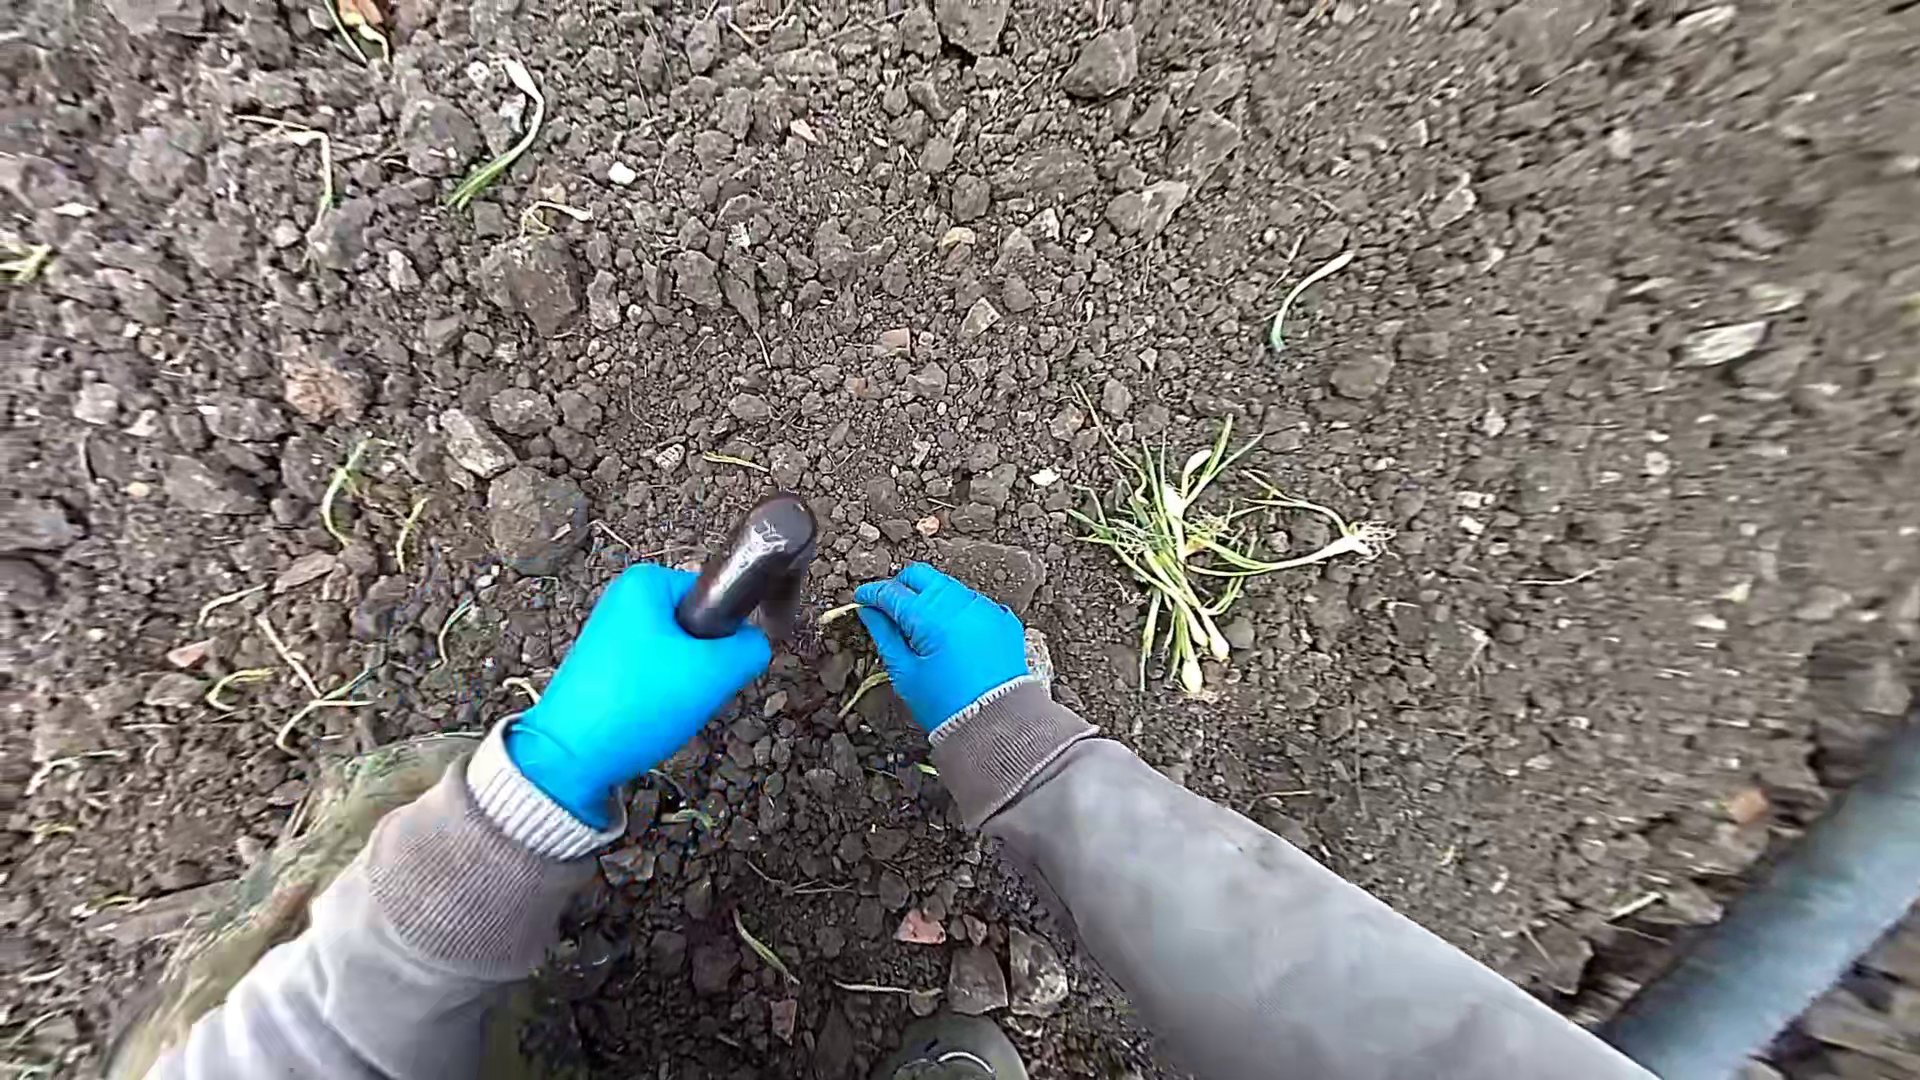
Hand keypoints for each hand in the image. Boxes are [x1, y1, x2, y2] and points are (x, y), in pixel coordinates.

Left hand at [507, 564, 770, 825]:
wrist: (570, 761)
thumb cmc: (641, 701)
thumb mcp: (717, 670)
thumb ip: (753, 646)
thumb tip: (754, 644)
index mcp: (646, 581)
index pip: (717, 596)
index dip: (728, 632)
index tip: (716, 663)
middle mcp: (625, 597)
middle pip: (700, 623)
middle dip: (708, 658)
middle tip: (698, 686)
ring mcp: (612, 631)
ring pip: (682, 649)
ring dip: (691, 677)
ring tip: (674, 702)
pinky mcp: (605, 664)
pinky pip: (658, 667)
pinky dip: (666, 689)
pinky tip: (657, 711)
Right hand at [855, 563, 1028, 732]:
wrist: (997, 724)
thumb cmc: (947, 705)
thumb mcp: (905, 672)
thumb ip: (885, 635)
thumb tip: (869, 612)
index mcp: (931, 616)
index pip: (892, 591)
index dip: (872, 593)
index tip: (862, 598)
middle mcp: (960, 602)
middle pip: (920, 575)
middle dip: (900, 586)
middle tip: (888, 607)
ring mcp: (984, 607)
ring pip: (947, 585)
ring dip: (929, 596)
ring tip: (919, 625)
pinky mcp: (1002, 617)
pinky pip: (971, 601)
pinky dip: (955, 609)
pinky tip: (949, 632)